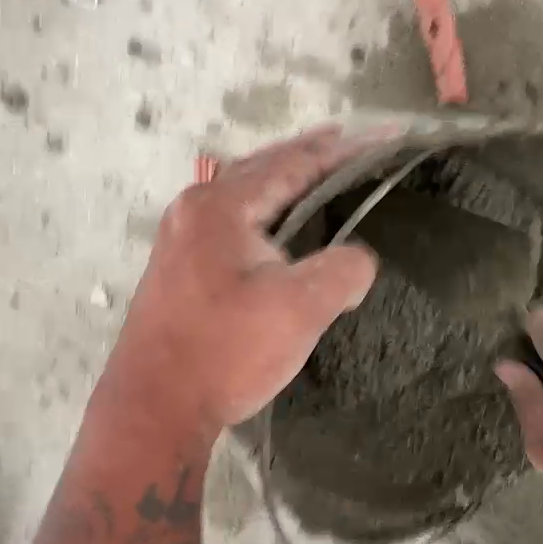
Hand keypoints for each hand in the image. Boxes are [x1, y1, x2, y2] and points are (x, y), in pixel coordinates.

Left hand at [103, 127, 380, 436]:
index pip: (294, 162)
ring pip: (251, 195)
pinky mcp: (185, 270)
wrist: (156, 407)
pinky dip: (275, 213)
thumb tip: (358, 258)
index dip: (345, 148)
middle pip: (266, 168)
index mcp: (222, 206)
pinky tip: (292, 229)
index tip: (386, 136)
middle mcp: (196, 210)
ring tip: (332, 176)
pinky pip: (240, 223)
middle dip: (315, 155)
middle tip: (361, 145)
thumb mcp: (301, 307)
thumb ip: (344, 269)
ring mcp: (184, 240)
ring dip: (293, 183)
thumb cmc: (227, 350)